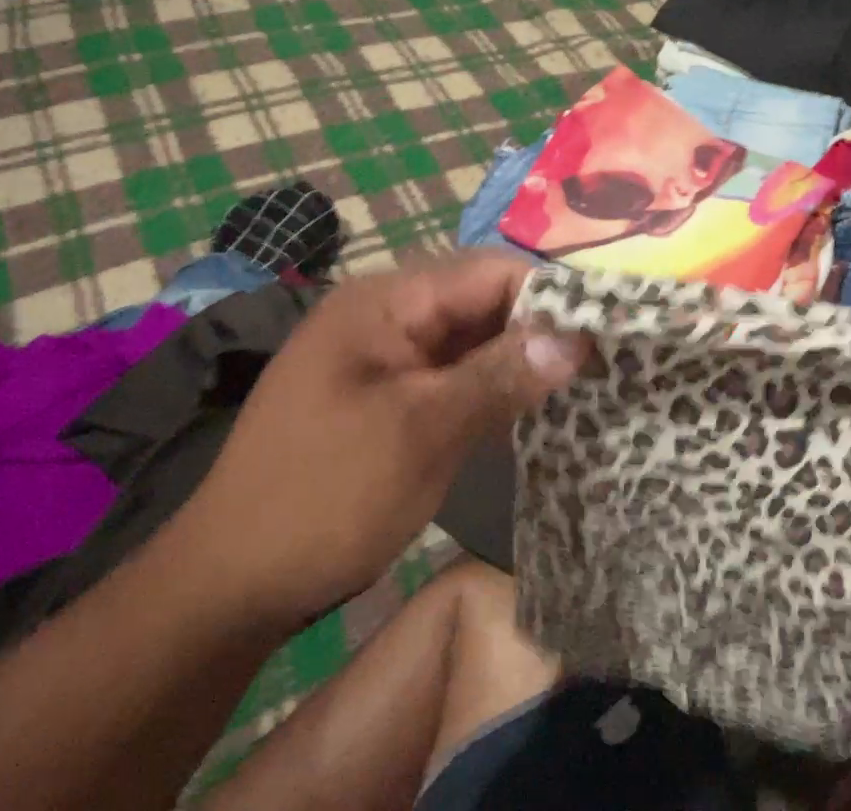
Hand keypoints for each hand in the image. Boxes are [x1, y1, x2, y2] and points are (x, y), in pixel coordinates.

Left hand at [162, 254, 584, 625]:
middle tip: (612, 359)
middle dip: (546, 326)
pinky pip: (458, 376)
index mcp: (383, 304)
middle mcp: (386, 317)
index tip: (614, 327)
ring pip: (476, 341)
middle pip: (485, 301)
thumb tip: (579, 336)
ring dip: (526, 358)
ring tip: (592, 381)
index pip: (489, 271)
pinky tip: (540, 408)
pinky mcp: (393, 399)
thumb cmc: (326, 497)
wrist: (236, 580)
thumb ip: (501, 376)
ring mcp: (388, 359)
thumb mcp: (422, 432)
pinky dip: (498, 387)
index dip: (554, 293)